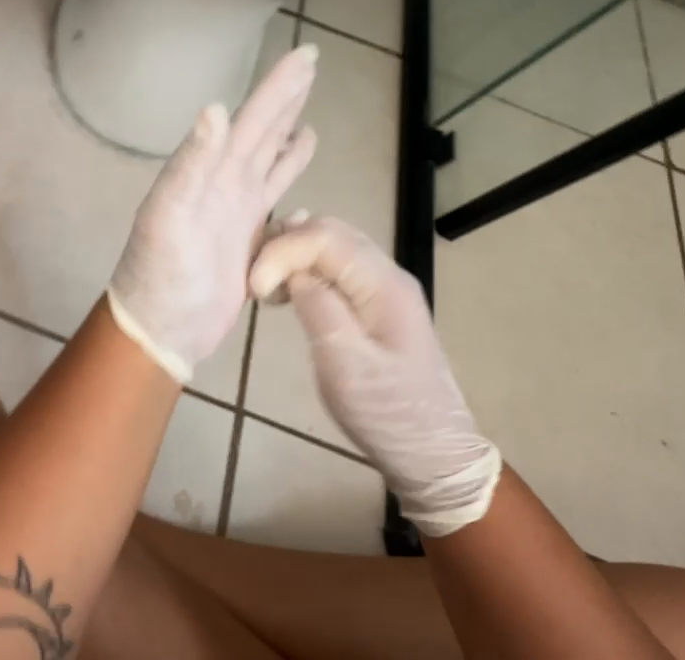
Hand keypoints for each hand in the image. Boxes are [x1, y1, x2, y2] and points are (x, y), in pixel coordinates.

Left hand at [105, 44, 319, 382]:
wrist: (158, 327)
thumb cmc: (158, 274)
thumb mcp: (167, 217)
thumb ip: (189, 165)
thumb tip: (214, 109)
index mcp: (207, 173)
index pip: (247, 119)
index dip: (276, 88)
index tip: (305, 54)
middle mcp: (222, 183)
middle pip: (261, 131)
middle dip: (285, 98)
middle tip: (311, 64)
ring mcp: (235, 210)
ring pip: (268, 161)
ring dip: (287, 134)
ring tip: (307, 115)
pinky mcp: (248, 239)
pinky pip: (275, 197)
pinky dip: (288, 176)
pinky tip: (297, 168)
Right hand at [250, 217, 500, 536]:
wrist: (431, 454)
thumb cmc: (386, 412)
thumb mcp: (345, 364)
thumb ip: (318, 306)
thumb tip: (291, 272)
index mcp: (384, 285)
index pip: (323, 236)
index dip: (280, 252)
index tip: (255, 290)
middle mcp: (387, 275)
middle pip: (327, 231)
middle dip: (282, 245)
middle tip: (253, 280)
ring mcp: (383, 288)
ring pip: (330, 245)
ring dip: (291, 255)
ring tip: (265, 286)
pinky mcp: (374, 304)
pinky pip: (334, 266)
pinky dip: (303, 269)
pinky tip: (287, 293)